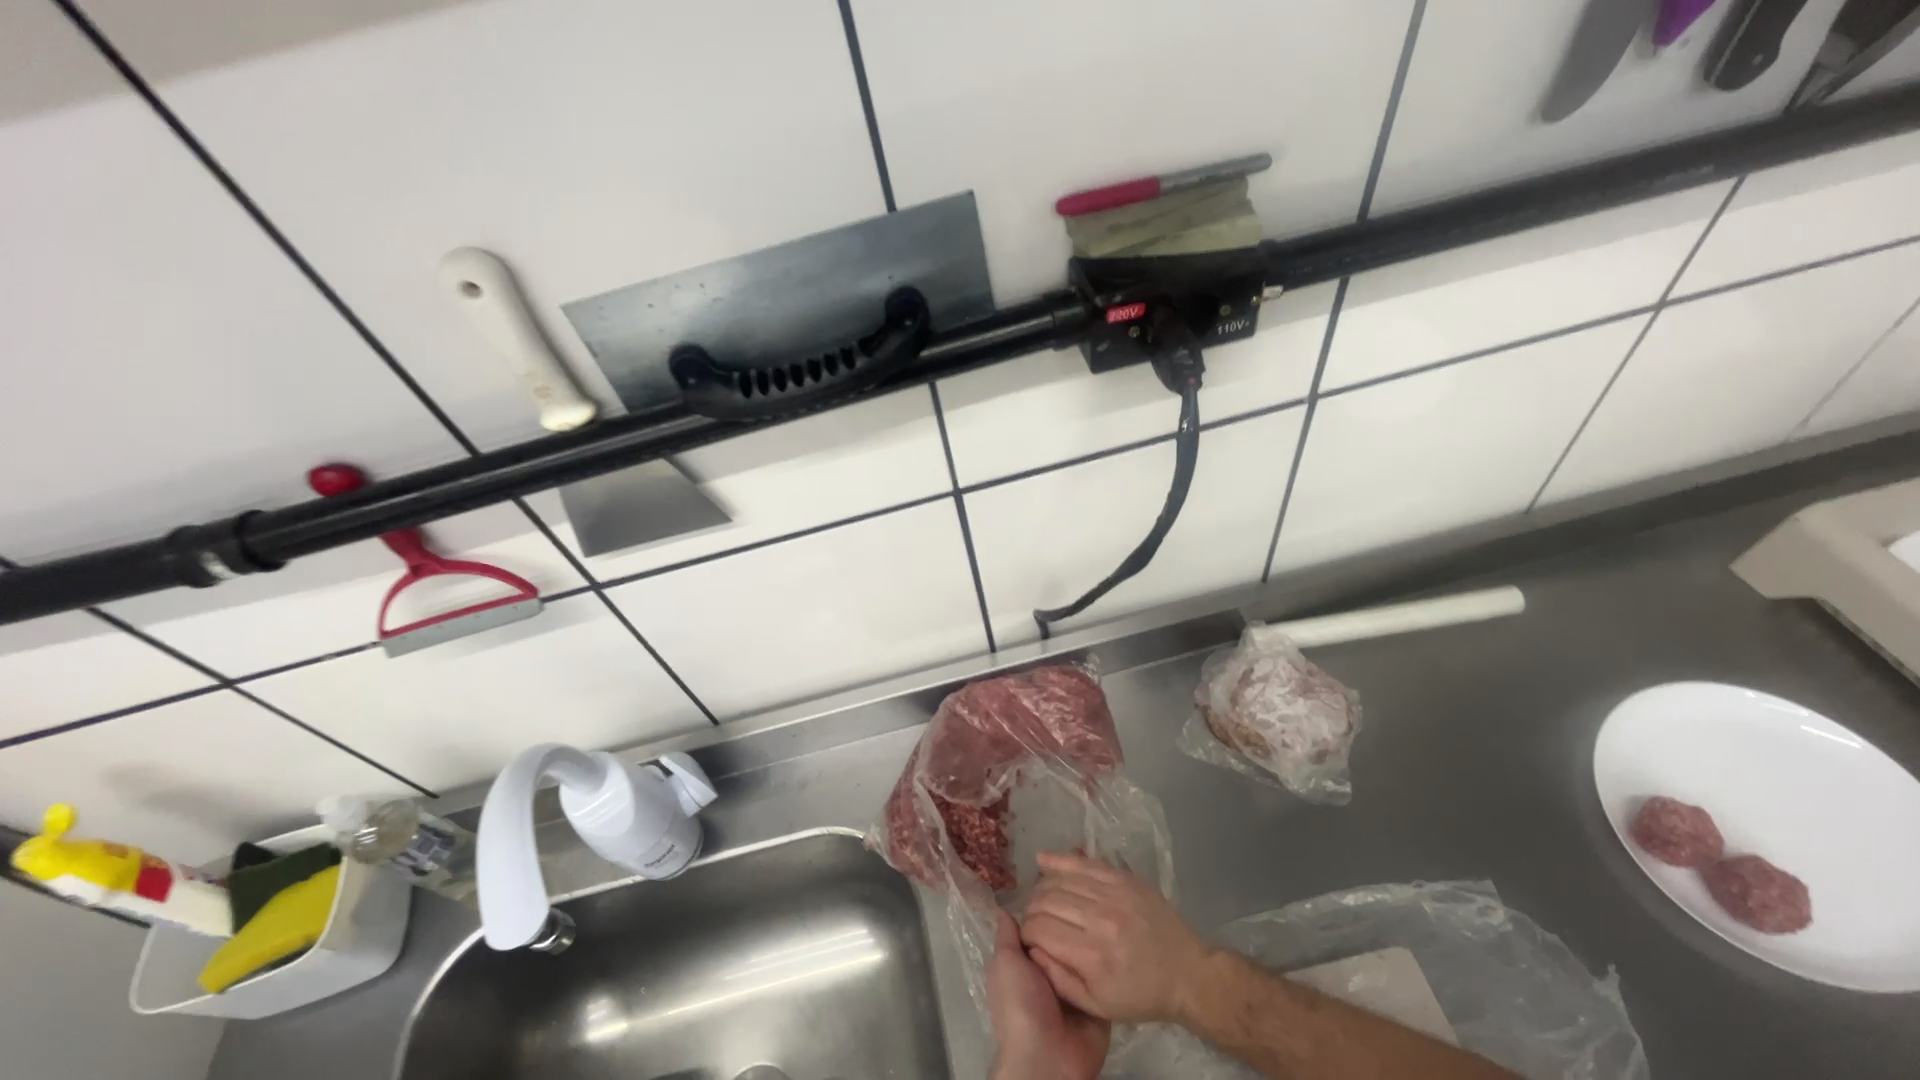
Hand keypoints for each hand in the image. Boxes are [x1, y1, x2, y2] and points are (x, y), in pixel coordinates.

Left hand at [987, 907, 1110, 1079]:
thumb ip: (1007, 938)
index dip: (1047, 913)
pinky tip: (1121, 944)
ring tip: (1110, 917)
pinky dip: (1110, 967)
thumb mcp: (1006, 964)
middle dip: (1074, 928)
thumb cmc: (1021, 1004)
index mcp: (1027, 966)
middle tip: (1093, 901)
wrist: (1049, 1055)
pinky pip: (1104, 979)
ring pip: (1086, 957)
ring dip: (1094, 946)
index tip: (1062, 890)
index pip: (1040, 931)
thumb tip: (1003, 908)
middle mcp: (1051, 976)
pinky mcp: (1098, 1004)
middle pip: (1065, 942)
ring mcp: (1076, 990)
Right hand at [1019, 851, 1214, 1025]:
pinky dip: (1060, 860)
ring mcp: (1113, 893)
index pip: (1039, 929)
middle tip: (1035, 921)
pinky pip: (1083, 863)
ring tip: (1041, 900)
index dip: (1026, 933)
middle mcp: (1100, 918)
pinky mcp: (1124, 878)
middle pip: (1045, 900)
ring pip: (1061, 880)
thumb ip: (1058, 980)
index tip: (1029, 940)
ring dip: (1043, 888)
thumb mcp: (1096, 1005)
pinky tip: (1043, 860)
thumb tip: (1030, 950)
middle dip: (1031, 910)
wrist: (1187, 974)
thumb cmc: (1140, 996)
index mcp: (1091, 955)